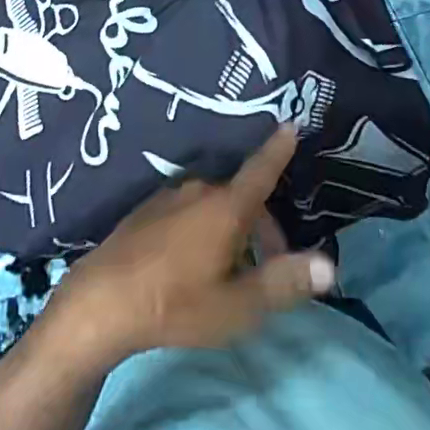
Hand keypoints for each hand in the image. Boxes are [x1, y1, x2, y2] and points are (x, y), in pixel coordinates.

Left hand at [37, 126, 336, 367]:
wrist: (101, 301)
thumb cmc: (177, 304)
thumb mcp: (238, 305)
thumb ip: (284, 281)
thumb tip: (329, 265)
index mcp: (226, 206)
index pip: (261, 169)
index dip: (278, 149)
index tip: (290, 125)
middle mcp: (199, 190)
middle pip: (242, 196)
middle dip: (263, 225)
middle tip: (270, 266)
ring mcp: (168, 196)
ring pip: (214, 204)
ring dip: (232, 228)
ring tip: (232, 269)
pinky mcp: (145, 209)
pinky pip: (188, 208)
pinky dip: (204, 225)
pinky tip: (193, 261)